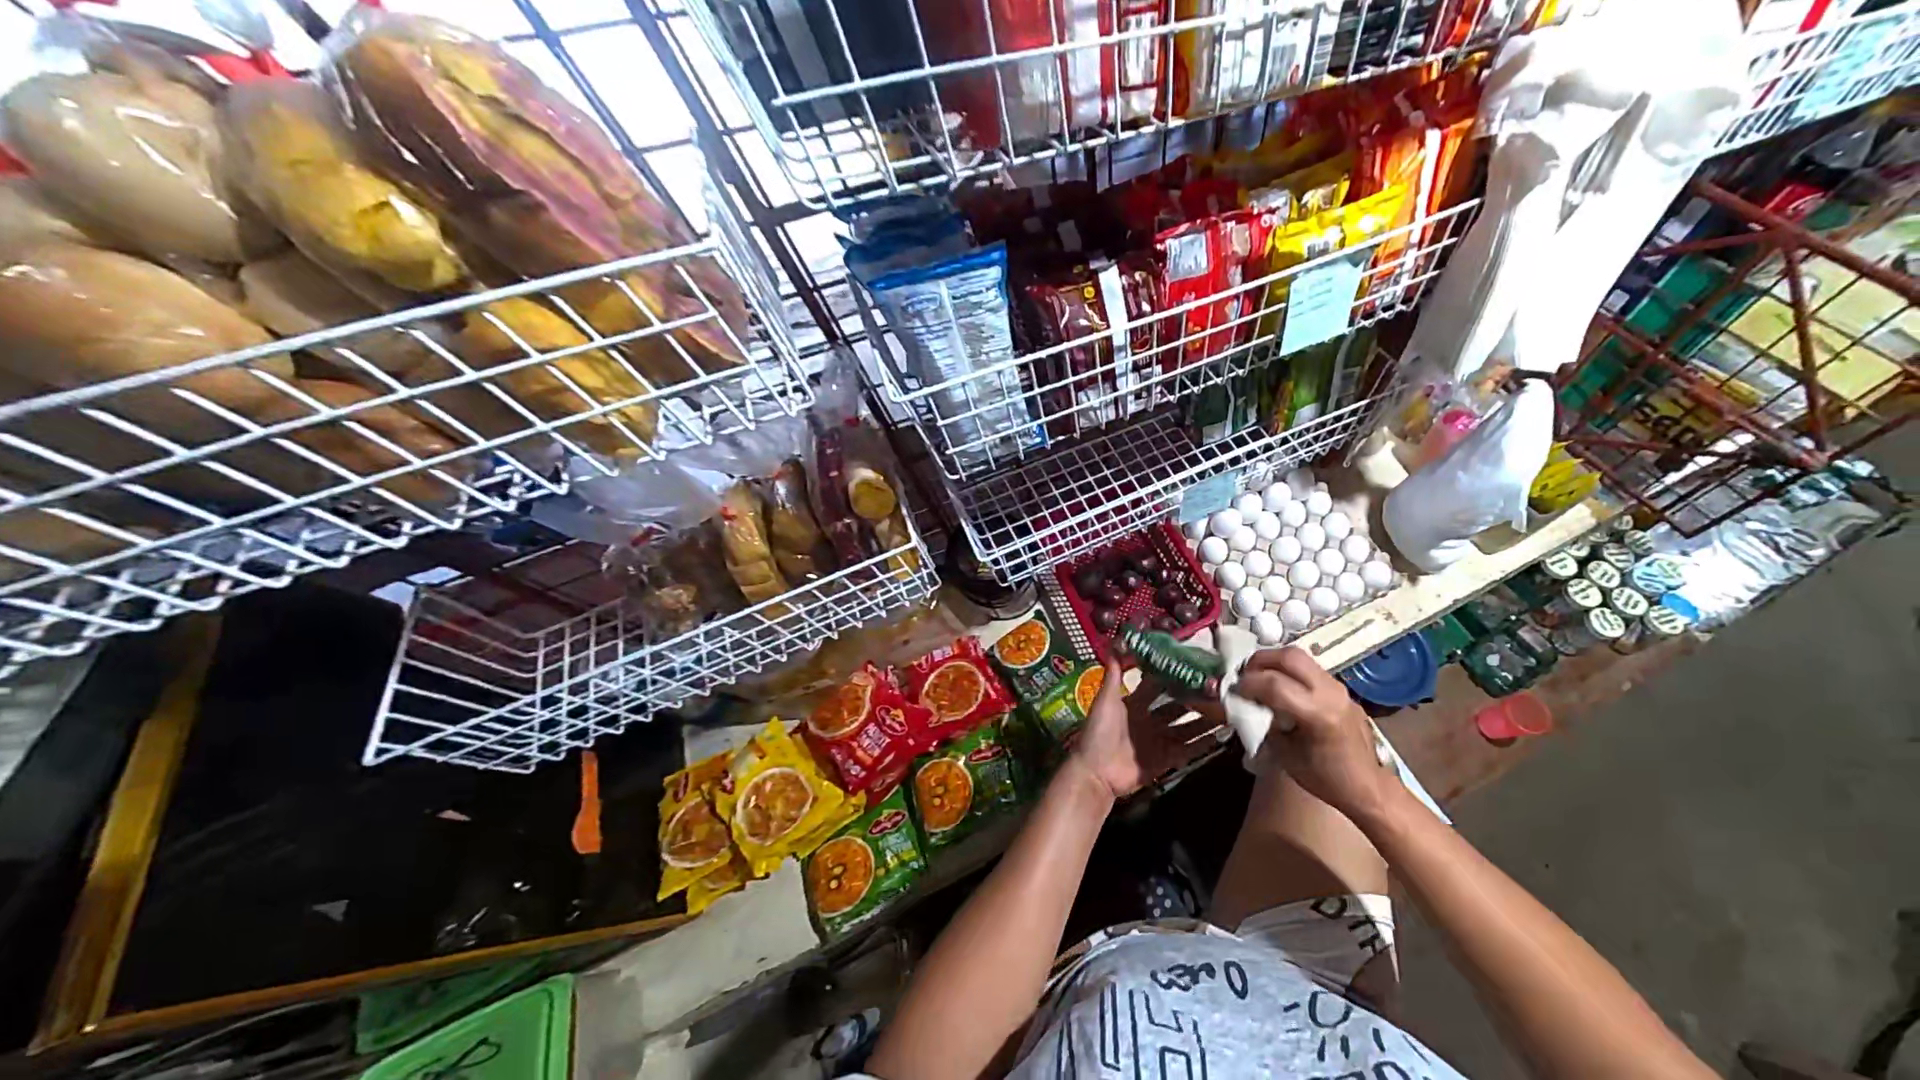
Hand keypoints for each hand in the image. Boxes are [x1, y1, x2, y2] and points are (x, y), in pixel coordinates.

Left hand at [1068, 661, 1216, 801]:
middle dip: (1194, 698)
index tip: (1191, 664)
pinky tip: (1224, 735)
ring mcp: (1159, 741)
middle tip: (1217, 687)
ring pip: (1187, 727)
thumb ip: (1113, 674)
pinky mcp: (1167, 760)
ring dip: (1205, 720)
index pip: (1156, 686)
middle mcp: (1148, 720)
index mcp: (1134, 704)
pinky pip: (1189, 749)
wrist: (1096, 772)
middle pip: (1176, 707)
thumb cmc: (1099, 732)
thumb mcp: (1106, 700)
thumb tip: (1115, 643)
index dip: (1171, 676)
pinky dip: (1205, 743)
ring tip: (1228, 709)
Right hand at [1233, 647, 1398, 822]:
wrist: (1368, 787)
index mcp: (1318, 714)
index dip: (1247, 684)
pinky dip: (1288, 671)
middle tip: (1244, 675)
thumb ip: (1263, 722)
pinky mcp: (1341, 689)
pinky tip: (1279, 688)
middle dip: (1259, 661)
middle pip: (1289, 657)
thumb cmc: (1324, 778)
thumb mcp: (1283, 753)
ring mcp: (1339, 688)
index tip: (1232, 691)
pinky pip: (1309, 669)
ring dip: (1273, 663)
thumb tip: (1242, 704)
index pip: (1274, 684)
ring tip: (1258, 679)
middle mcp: (1331, 693)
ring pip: (1300, 657)